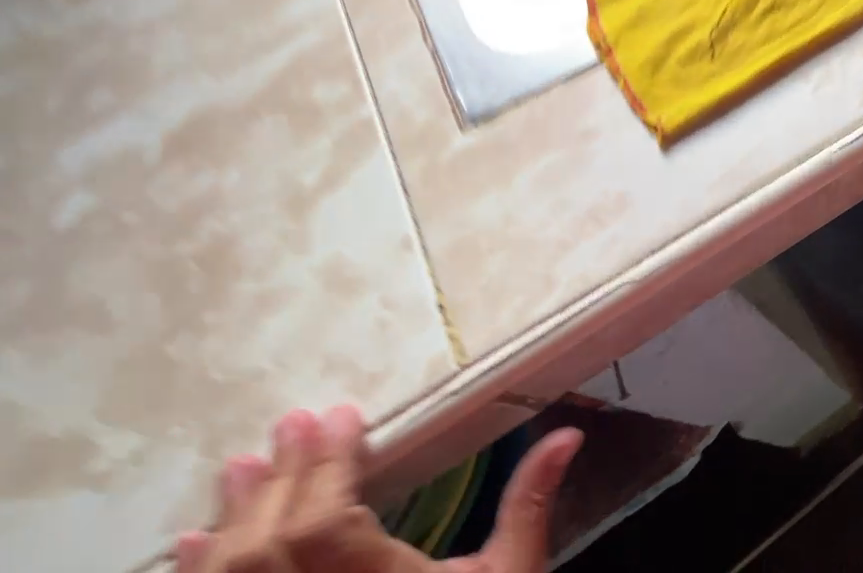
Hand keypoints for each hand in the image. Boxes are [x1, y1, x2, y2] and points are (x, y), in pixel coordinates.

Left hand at [174, 406, 581, 572]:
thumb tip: (568, 433)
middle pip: (267, 547)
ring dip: (234, 520)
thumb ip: (530, 504)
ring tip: (241, 467)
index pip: (325, 525)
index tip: (340, 414)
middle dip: (281, 479)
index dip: (325, 466)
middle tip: (295, 422)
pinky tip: (195, 543)